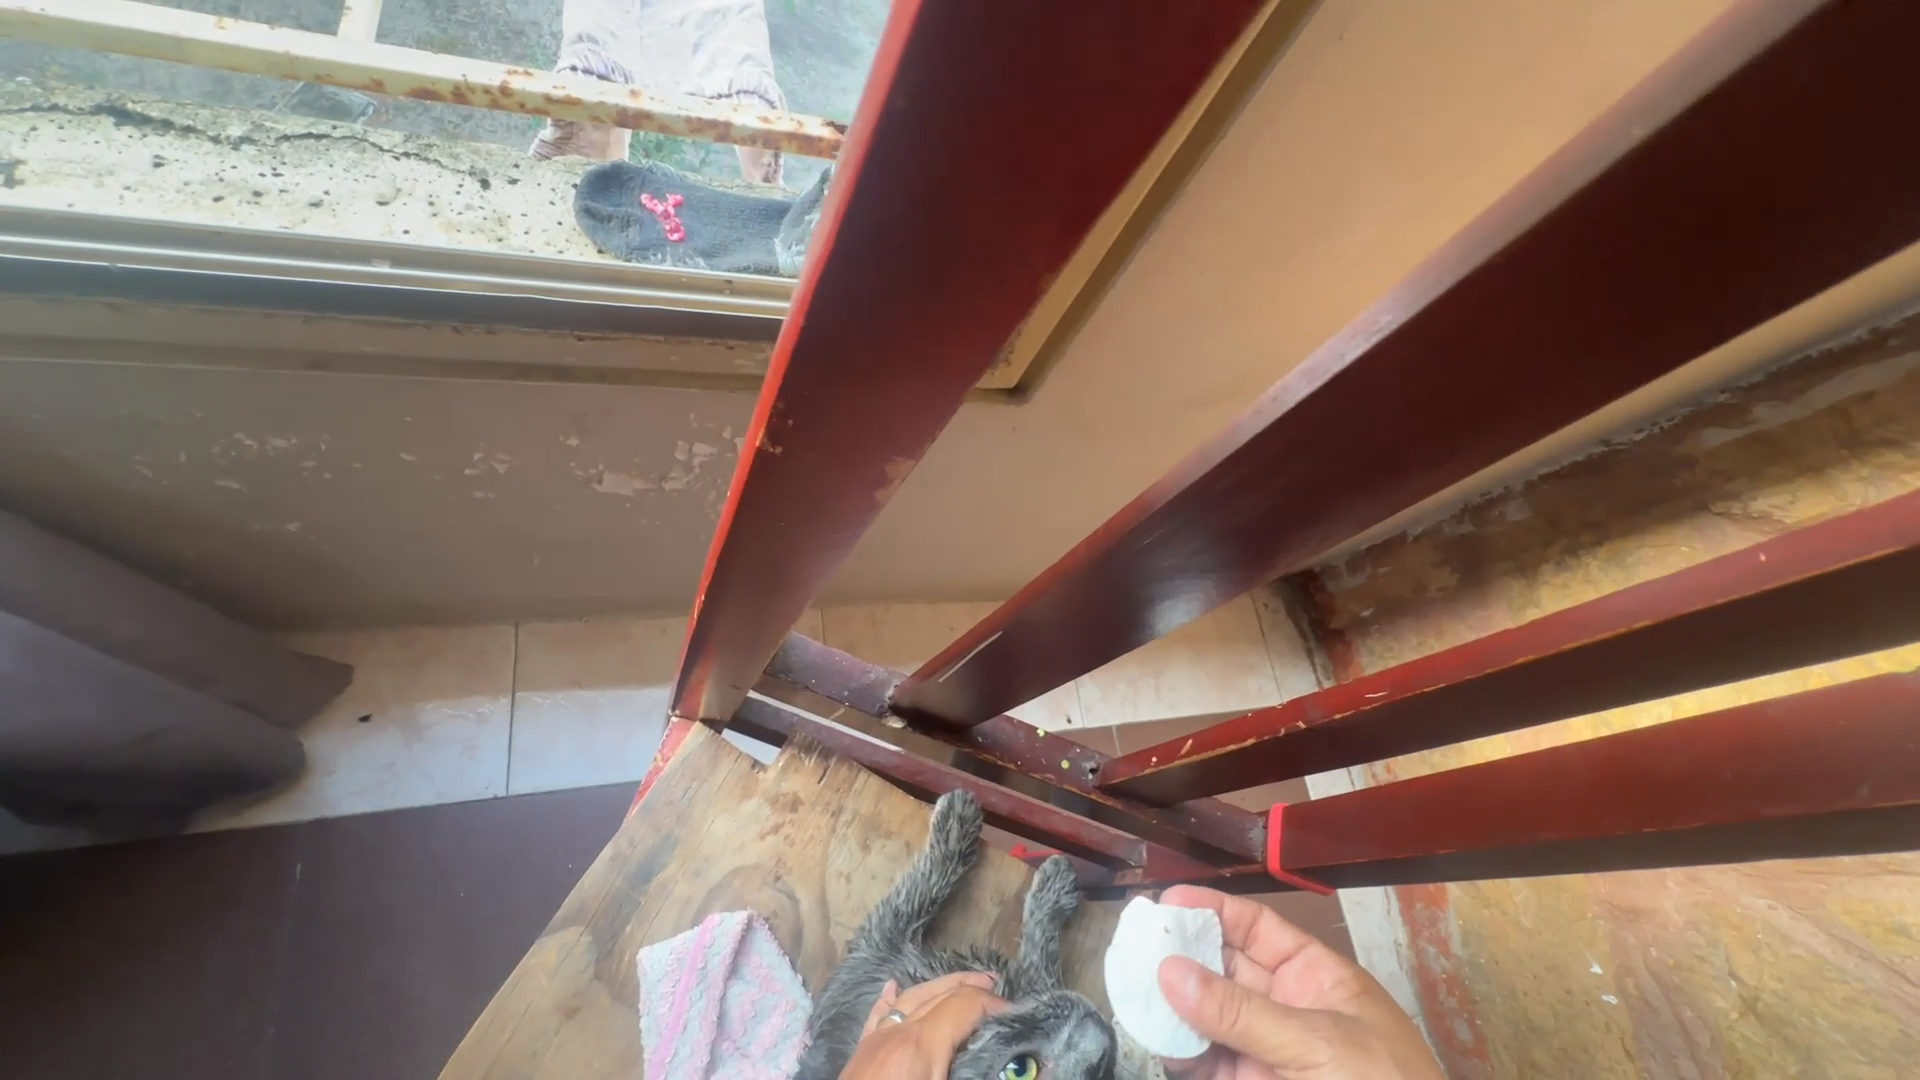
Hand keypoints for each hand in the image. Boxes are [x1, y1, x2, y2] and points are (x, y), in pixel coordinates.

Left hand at [837, 971, 1006, 1079]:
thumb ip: (974, 1076)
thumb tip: (1016, 1075)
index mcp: (921, 1045)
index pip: (963, 1005)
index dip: (992, 1004)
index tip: (1014, 1012)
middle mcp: (897, 1032)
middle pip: (939, 993)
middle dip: (970, 986)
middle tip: (997, 987)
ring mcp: (874, 1041)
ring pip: (910, 997)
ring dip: (939, 986)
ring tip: (961, 983)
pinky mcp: (859, 1056)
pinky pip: (877, 1016)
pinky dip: (890, 998)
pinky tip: (893, 986)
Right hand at [1156, 886, 1442, 1079]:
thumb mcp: (1319, 1046)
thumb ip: (1241, 1012)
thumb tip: (1168, 970)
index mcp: (1316, 978)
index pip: (1258, 927)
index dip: (1213, 910)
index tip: (1167, 902)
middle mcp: (1286, 1008)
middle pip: (1224, 967)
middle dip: (1181, 954)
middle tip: (1134, 945)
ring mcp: (1268, 1054)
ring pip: (1208, 1015)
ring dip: (1172, 1002)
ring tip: (1131, 987)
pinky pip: (1207, 1063)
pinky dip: (1178, 1050)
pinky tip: (1154, 1036)